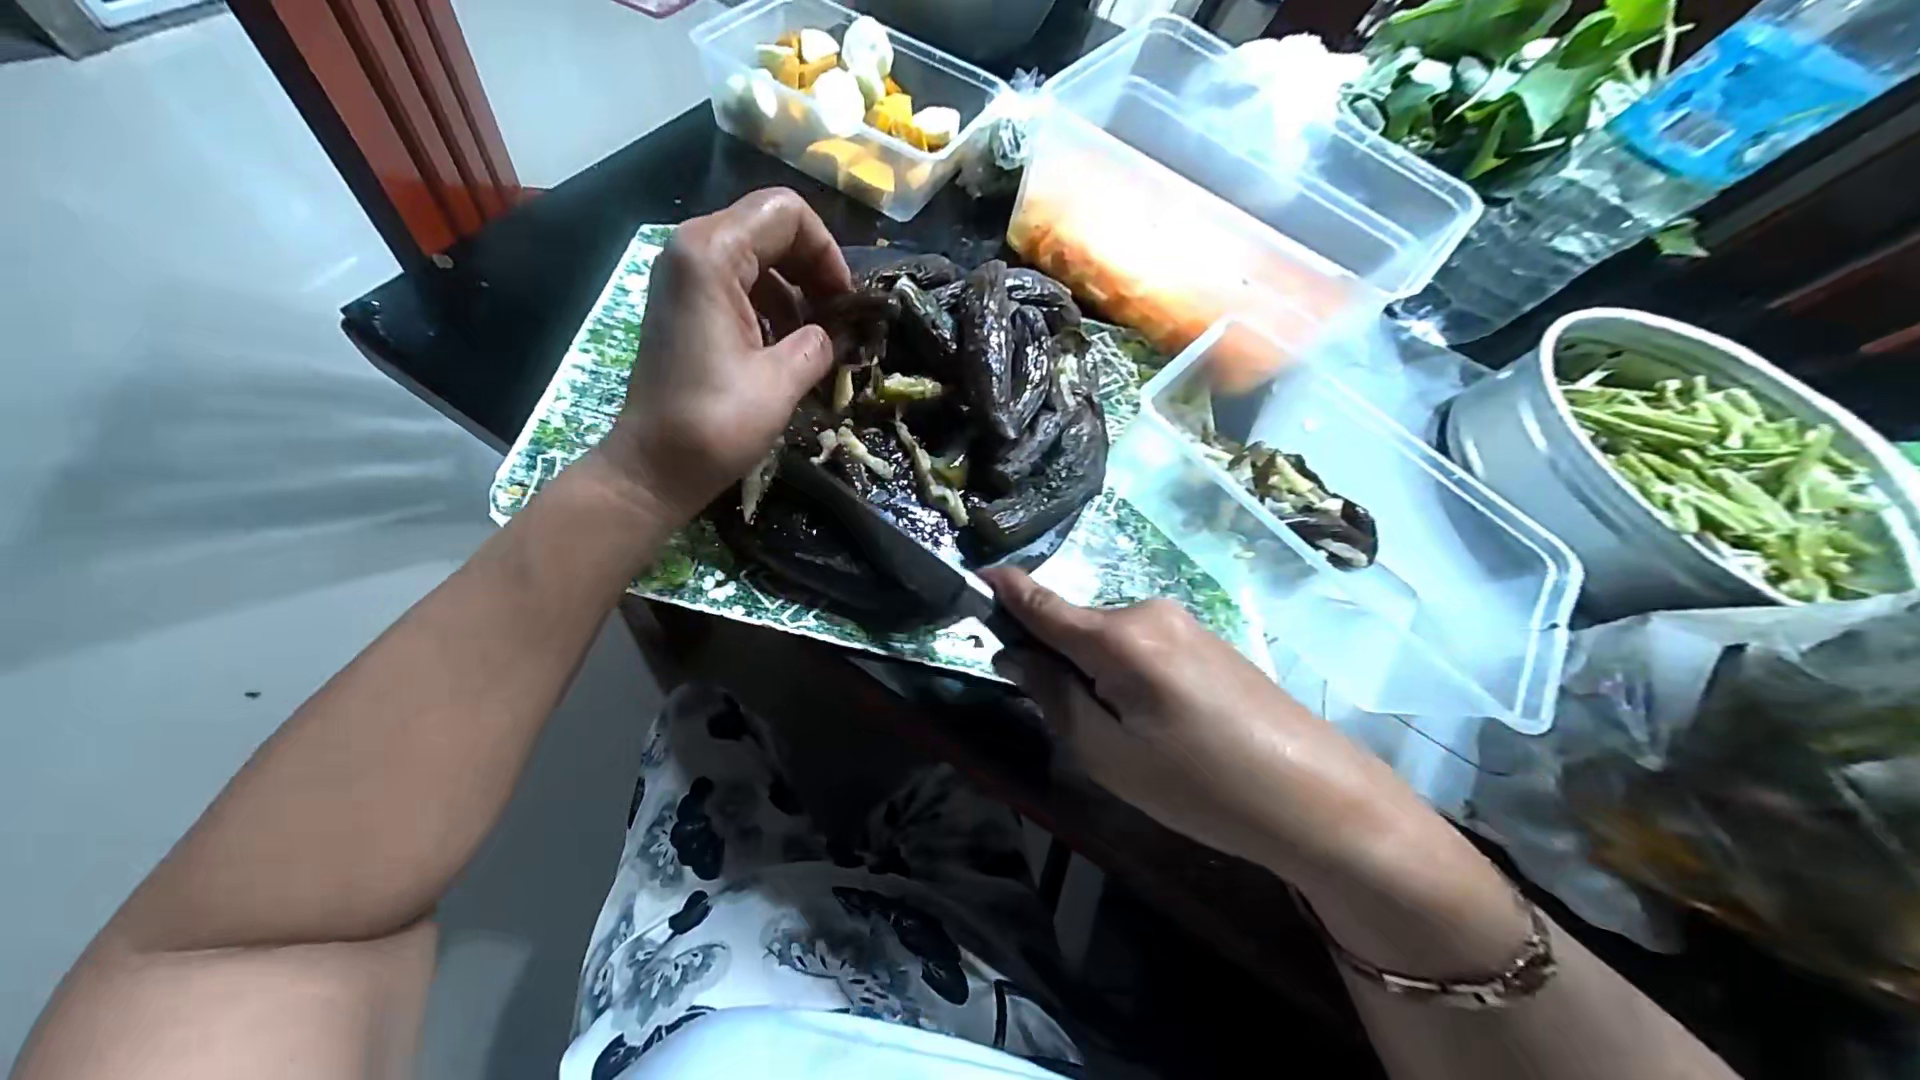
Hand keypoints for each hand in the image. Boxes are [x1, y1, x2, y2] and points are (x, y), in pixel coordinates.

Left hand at [595, 188, 851, 522]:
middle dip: (815, 269)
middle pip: (772, 229)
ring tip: (820, 339)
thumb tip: (835, 335)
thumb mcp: (781, 382)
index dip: (827, 252)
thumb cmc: (714, 424)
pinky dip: (774, 307)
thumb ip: (819, 344)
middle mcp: (693, 251)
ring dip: (798, 292)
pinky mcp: (687, 307)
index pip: (786, 214)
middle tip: (841, 318)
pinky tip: (789, 348)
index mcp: (711, 254)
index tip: (845, 302)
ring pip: (759, 258)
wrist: (653, 467)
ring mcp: (686, 279)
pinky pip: (741, 285)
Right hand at [981, 568, 1473, 897]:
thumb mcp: (1108, 755)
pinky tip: (1157, 724)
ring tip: (1124, 736)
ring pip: (1106, 638)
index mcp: (1117, 637)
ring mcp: (1182, 622)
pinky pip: (1139, 645)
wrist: (1318, 799)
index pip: (1039, 600)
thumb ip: (1052, 696)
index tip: (969, 586)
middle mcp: (1147, 612)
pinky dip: (1123, 673)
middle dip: (1052, 658)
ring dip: (1092, 671)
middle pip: (1073, 624)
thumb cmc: (1200, 785)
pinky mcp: (1205, 638)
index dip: (999, 590)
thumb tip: (1013, 653)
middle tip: (1067, 723)